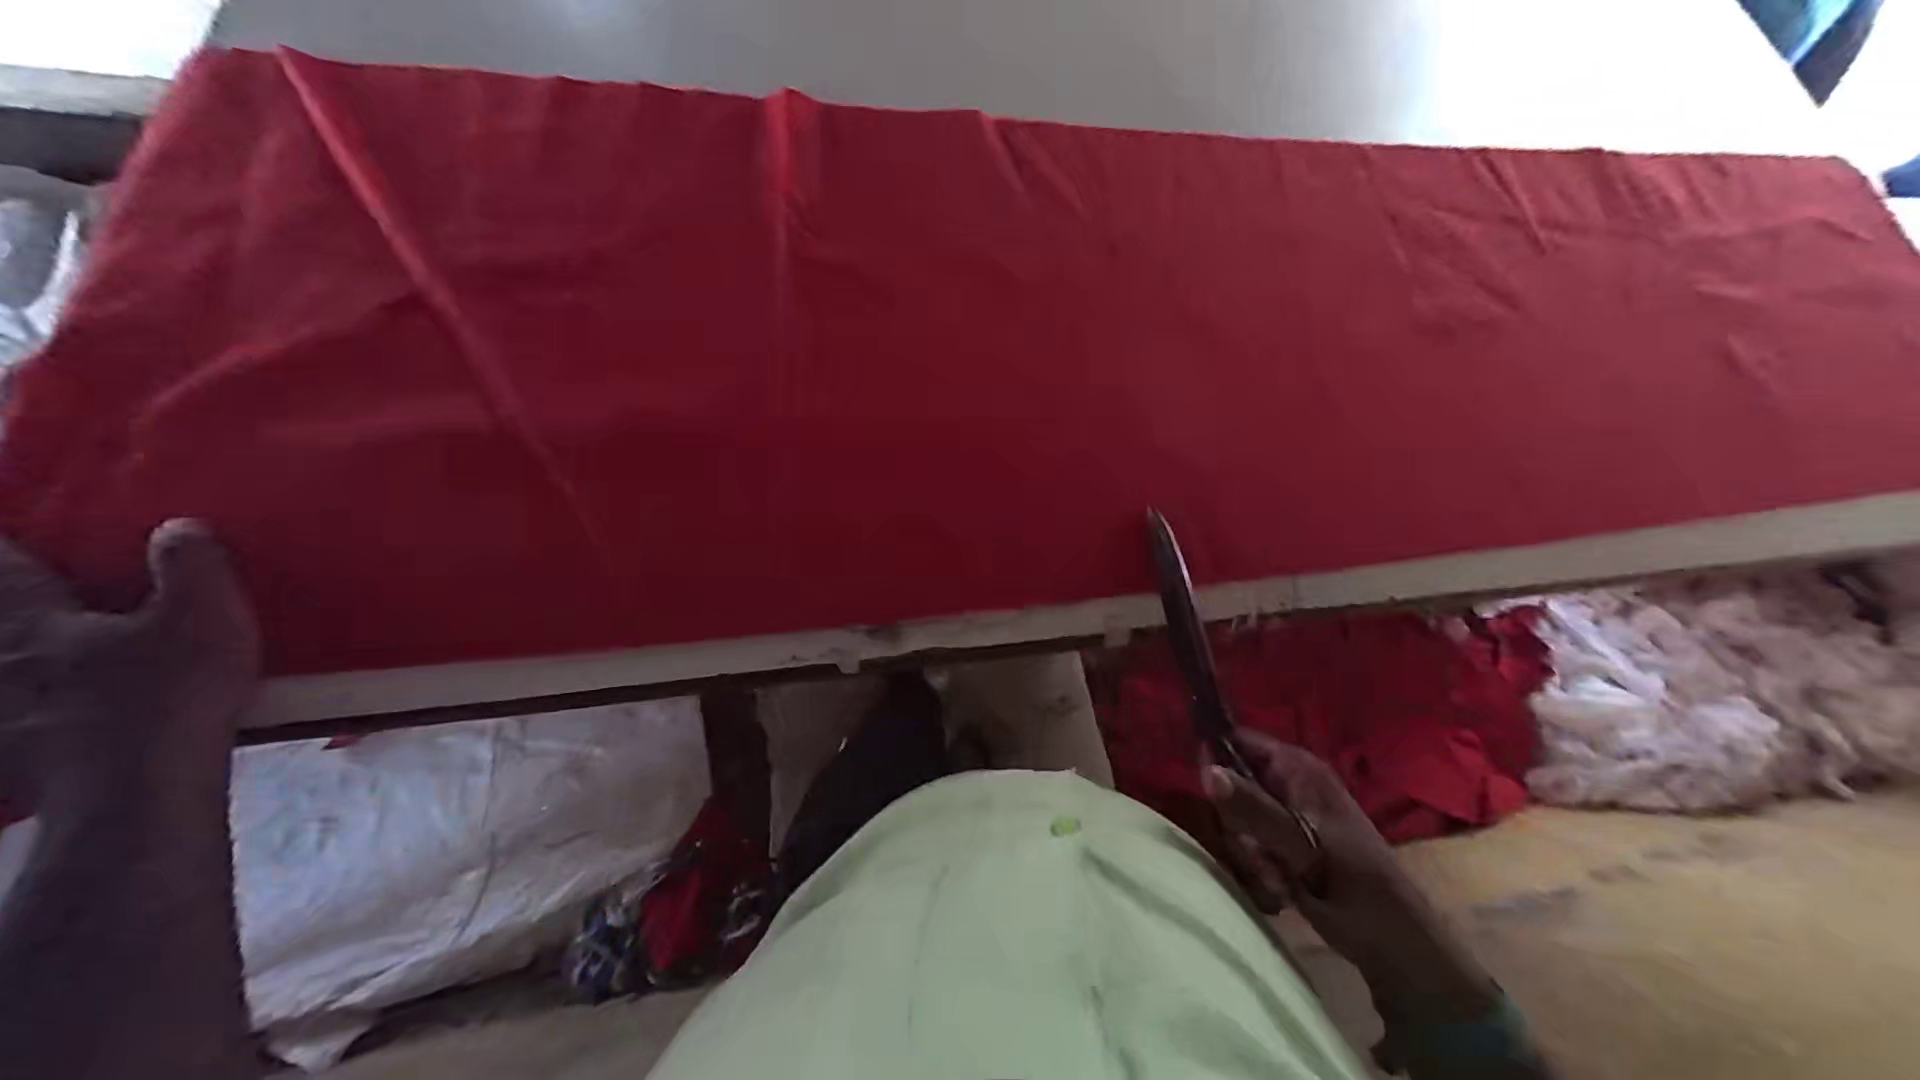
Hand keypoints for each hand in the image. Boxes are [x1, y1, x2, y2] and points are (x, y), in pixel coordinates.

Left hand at [0, 520, 258, 818]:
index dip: (10, 541)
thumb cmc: (169, 693)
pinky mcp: (9, 754)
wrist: (134, 793)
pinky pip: (12, 719)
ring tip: (54, 658)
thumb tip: (175, 526)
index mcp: (29, 620)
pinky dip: (25, 711)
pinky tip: (50, 716)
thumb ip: (192, 567)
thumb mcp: (205, 618)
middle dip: (14, 603)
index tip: (23, 527)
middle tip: (44, 598)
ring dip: (19, 660)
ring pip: (0, 672)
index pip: (1, 563)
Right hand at [1204, 731, 1499, 1025]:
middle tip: (1257, 853)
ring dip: (1247, 850)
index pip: (1234, 739)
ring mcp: (1291, 811)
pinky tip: (1279, 888)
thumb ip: (1253, 808)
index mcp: (1296, 766)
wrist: (1399, 947)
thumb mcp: (1301, 848)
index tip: (1213, 801)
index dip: (1215, 763)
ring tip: (1275, 878)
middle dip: (1234, 822)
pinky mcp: (1291, 840)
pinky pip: (1251, 840)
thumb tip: (1207, 772)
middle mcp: (1290, 780)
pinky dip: (1258, 865)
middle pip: (1230, 782)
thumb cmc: (1355, 890)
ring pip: (1237, 816)